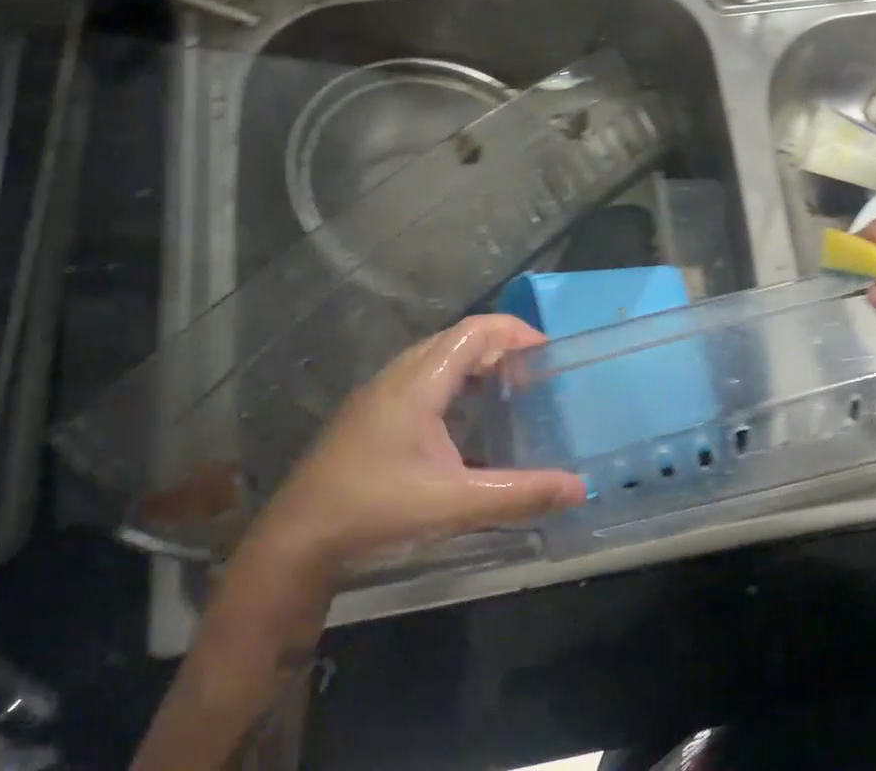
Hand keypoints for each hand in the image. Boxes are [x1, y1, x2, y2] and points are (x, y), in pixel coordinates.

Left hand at [249, 316, 587, 571]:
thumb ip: (521, 494)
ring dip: (475, 366)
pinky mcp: (368, 419)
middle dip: (500, 347)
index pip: (473, 331)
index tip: (550, 352)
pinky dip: (454, 385)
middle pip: (455, 340)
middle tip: (537, 374)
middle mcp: (396, 379)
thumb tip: (580, 488)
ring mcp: (377, 398)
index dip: (515, 331)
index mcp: (418, 384)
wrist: (294, 544)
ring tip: (509, 391)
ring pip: (435, 361)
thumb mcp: (457, 504)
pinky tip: (467, 424)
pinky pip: (421, 381)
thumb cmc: (375, 512)